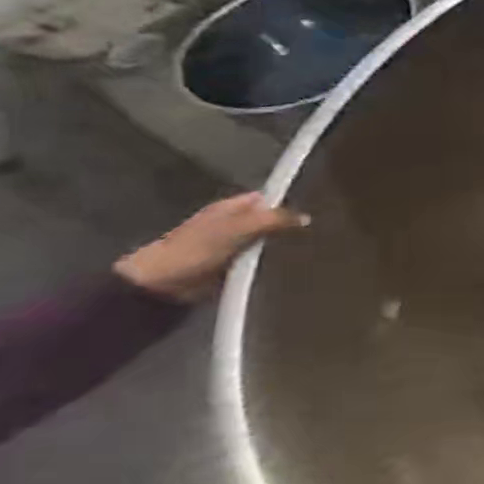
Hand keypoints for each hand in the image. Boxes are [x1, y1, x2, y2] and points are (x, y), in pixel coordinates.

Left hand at [114, 192, 307, 302]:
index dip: (289, 200)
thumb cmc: (195, 249)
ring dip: (286, 245)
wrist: (162, 285)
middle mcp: (234, 224)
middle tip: (321, 231)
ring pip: (270, 241)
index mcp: (230, 208)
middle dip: (292, 225)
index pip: (267, 198)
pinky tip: (297, 266)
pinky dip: (277, 263)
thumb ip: (271, 219)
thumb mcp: (236, 228)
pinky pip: (264, 261)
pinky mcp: (237, 267)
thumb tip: (306, 217)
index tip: (317, 207)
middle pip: (271, 220)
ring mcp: (235, 246)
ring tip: (316, 249)